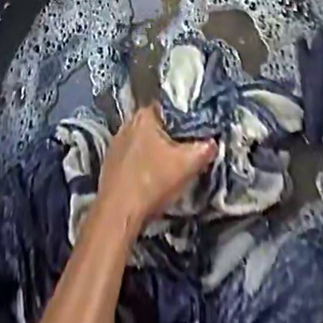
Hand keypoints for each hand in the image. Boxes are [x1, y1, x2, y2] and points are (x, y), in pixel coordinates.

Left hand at [99, 104, 215, 225]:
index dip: (183, 120)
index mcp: (144, 116)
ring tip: (169, 168)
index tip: (195, 134)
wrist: (119, 212)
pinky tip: (150, 180)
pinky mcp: (109, 163)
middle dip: (170, 138)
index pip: (168, 109)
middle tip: (186, 152)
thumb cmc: (153, 181)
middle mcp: (127, 124)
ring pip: (142, 143)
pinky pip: (131, 158)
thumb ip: (204, 149)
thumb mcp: (187, 165)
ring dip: (154, 153)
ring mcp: (115, 144)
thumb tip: (213, 142)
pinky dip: (142, 165)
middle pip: (155, 127)